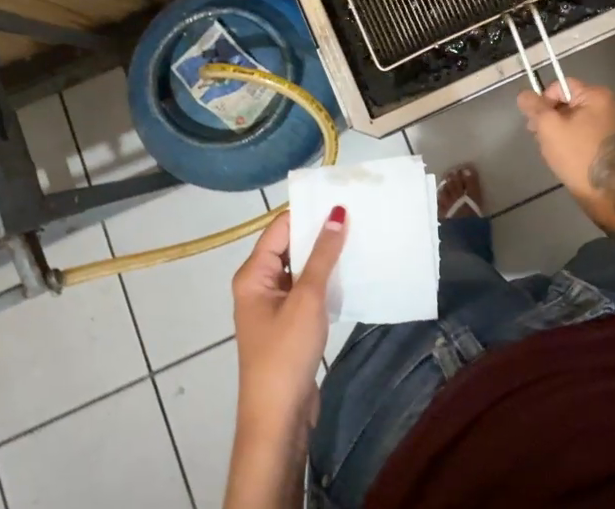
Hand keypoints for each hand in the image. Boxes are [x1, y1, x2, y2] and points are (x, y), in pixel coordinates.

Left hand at [232, 208, 347, 439]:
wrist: (278, 416)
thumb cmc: (286, 352)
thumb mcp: (307, 299)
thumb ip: (322, 254)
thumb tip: (337, 212)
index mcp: (253, 274)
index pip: (280, 227)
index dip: (308, 211)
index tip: (342, 197)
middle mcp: (259, 285)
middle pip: (290, 246)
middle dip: (320, 232)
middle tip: (358, 214)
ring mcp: (273, 306)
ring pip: (301, 269)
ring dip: (325, 257)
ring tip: (361, 238)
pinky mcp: (289, 324)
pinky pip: (307, 290)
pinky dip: (326, 281)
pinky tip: (352, 274)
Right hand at [517, 79, 614, 220]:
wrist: (597, 190)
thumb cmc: (574, 154)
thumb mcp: (548, 126)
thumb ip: (534, 106)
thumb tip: (523, 94)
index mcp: (596, 95)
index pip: (560, 85)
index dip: (544, 100)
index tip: (537, 120)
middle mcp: (604, 104)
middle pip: (564, 100)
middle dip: (547, 115)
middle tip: (536, 133)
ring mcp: (604, 121)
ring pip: (568, 115)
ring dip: (553, 127)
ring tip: (546, 144)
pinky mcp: (600, 136)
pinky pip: (576, 127)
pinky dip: (564, 135)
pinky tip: (556, 149)